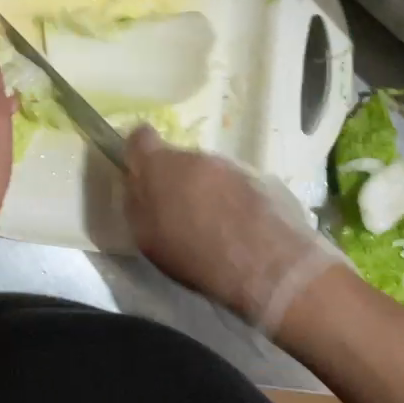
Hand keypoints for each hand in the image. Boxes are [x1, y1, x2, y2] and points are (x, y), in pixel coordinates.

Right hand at [123, 126, 341, 326]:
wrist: (266, 264)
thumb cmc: (195, 254)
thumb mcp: (148, 238)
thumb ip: (137, 203)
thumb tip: (136, 185)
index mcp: (160, 166)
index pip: (140, 137)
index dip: (139, 154)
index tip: (141, 174)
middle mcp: (195, 156)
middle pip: (177, 159)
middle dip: (175, 180)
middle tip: (179, 213)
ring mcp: (231, 165)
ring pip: (208, 172)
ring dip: (206, 191)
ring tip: (213, 226)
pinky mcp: (261, 178)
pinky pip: (235, 185)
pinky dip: (232, 201)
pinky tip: (238, 230)